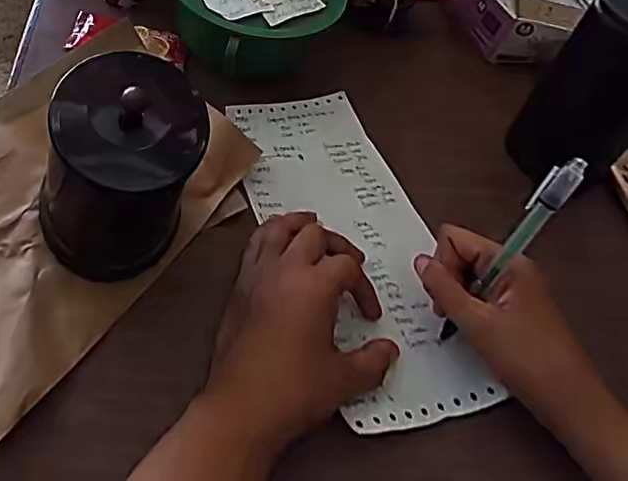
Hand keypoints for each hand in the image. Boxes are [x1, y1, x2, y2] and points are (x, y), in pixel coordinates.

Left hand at [202, 212, 399, 454]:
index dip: (364, 285)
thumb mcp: (344, 379)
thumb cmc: (290, 389)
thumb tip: (387, 351)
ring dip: (298, 224)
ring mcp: (258, 271)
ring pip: (278, 226)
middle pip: (314, 233)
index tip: (368, 311)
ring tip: (310, 225)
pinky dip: (269, 233)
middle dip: (336, 243)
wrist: (242, 403)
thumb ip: (373, 361)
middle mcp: (284, 269)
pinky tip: (276, 243)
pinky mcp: (240, 281)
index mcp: (313, 285)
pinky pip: (255, 242)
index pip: (346, 265)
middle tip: (348, 259)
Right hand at [413, 224, 605, 426]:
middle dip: (448, 280)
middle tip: (450, 312)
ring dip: (457, 298)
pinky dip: (470, 310)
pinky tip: (475, 332)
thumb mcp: (476, 322)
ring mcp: (516, 291)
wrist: (575, 409)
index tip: (445, 294)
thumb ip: (442, 287)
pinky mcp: (517, 310)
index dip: (442, 262)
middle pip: (460, 255)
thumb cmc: (530, 362)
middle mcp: (514, 269)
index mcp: (509, 262)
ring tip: (463, 326)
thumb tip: (421, 260)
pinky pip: (481, 295)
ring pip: (468, 277)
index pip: (454, 238)